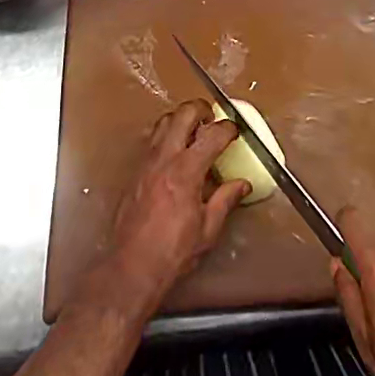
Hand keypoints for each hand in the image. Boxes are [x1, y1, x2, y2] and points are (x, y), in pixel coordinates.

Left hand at [105, 99, 249, 303]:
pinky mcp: (135, 171)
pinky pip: (151, 140)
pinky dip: (166, 135)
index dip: (228, 128)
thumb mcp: (208, 229)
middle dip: (201, 109)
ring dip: (181, 118)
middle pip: (183, 114)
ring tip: (194, 129)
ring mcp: (146, 162)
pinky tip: (174, 150)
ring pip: (163, 122)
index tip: (235, 130)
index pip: (212, 135)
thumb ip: (225, 200)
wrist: (132, 266)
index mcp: (186, 172)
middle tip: (212, 117)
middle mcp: (164, 159)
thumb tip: (242, 185)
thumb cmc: (172, 252)